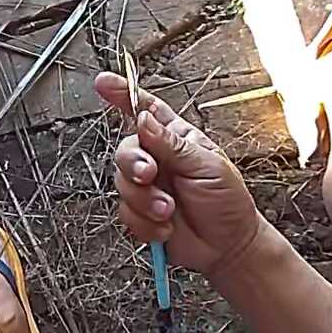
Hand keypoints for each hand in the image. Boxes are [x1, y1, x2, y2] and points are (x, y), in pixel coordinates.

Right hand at [95, 72, 266, 277]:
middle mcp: (157, 160)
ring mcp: (147, 188)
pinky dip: (145, 223)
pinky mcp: (140, 214)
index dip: (124, 94)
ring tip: (168, 210)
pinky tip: (165, 226)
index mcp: (175, 139)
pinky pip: (125, 213)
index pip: (145, 110)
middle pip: (125, 149)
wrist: (227, 248)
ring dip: (144, 200)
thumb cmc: (227, 202)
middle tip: (150, 175)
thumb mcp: (207, 166)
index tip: (104, 85)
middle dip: (134, 163)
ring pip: (121, 184)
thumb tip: (144, 119)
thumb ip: (171, 144)